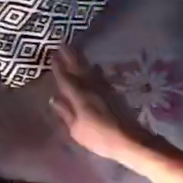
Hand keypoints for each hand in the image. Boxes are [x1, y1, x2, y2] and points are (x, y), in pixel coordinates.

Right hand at [49, 48, 159, 166]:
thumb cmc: (99, 138)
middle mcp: (91, 88)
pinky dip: (93, 69)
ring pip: (90, 69)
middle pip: (78, 68)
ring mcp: (103, 88)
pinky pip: (99, 75)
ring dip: (81, 59)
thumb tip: (54, 98)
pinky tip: (93, 66)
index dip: (58, 67)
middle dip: (70, 56)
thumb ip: (65, 112)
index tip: (52, 54)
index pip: (66, 78)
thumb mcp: (76, 130)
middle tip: (62, 43)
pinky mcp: (113, 92)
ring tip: (75, 49)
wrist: (130, 139)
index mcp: (79, 97)